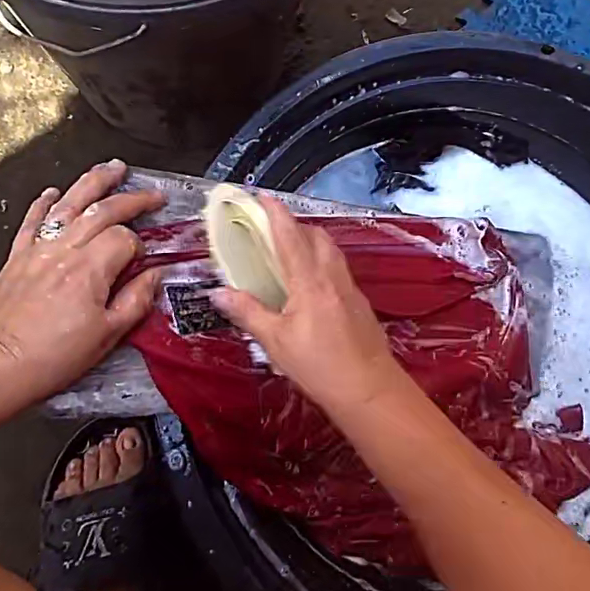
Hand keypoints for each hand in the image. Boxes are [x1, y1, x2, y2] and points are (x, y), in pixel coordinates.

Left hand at [0, 160, 163, 416]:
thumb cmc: (47, 358)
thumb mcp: (105, 337)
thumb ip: (136, 301)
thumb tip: (155, 277)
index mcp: (90, 269)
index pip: (125, 239)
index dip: (140, 247)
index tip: (144, 261)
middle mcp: (64, 249)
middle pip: (103, 209)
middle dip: (132, 198)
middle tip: (152, 195)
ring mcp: (37, 249)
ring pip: (70, 202)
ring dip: (94, 181)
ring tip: (112, 169)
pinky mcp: (16, 256)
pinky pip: (33, 219)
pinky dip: (44, 202)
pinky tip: (53, 192)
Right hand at [210, 195, 412, 411]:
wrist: (372, 393)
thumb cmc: (320, 367)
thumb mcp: (275, 342)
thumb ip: (247, 312)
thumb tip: (218, 293)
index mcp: (309, 281)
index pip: (290, 236)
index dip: (276, 213)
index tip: (262, 197)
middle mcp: (332, 277)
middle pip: (316, 236)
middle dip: (295, 224)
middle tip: (273, 228)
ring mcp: (350, 289)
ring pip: (331, 250)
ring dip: (311, 240)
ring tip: (291, 250)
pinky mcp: (360, 303)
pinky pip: (338, 268)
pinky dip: (322, 260)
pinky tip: (312, 282)